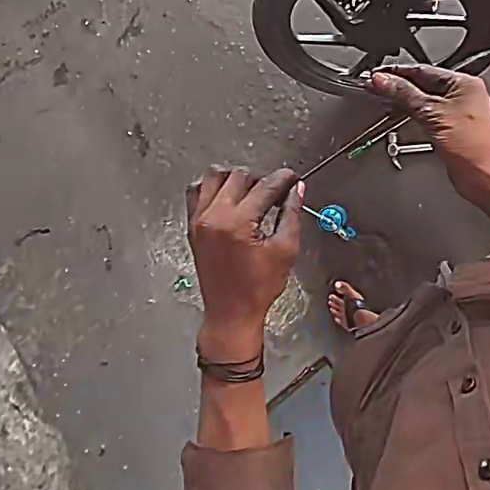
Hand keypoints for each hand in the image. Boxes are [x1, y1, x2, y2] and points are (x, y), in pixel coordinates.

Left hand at [186, 167, 301, 360]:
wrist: (231, 312)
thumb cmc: (256, 289)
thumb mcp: (285, 250)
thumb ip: (291, 214)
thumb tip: (296, 190)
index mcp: (237, 224)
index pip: (265, 186)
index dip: (284, 179)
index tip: (292, 179)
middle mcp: (213, 218)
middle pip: (239, 176)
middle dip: (262, 179)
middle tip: (276, 192)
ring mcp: (199, 221)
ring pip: (214, 176)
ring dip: (235, 178)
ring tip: (251, 192)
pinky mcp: (192, 227)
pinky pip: (197, 192)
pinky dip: (212, 188)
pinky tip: (228, 197)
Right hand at [367, 64, 489, 229]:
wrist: (483, 175)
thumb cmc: (472, 146)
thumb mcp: (431, 113)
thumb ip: (404, 94)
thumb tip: (383, 80)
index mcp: (464, 83)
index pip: (423, 70)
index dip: (397, 72)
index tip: (377, 74)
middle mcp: (463, 95)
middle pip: (423, 84)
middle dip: (398, 85)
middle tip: (375, 86)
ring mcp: (457, 113)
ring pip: (423, 100)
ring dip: (403, 99)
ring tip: (383, 98)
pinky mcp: (451, 129)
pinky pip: (426, 115)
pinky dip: (411, 113)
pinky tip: (399, 114)